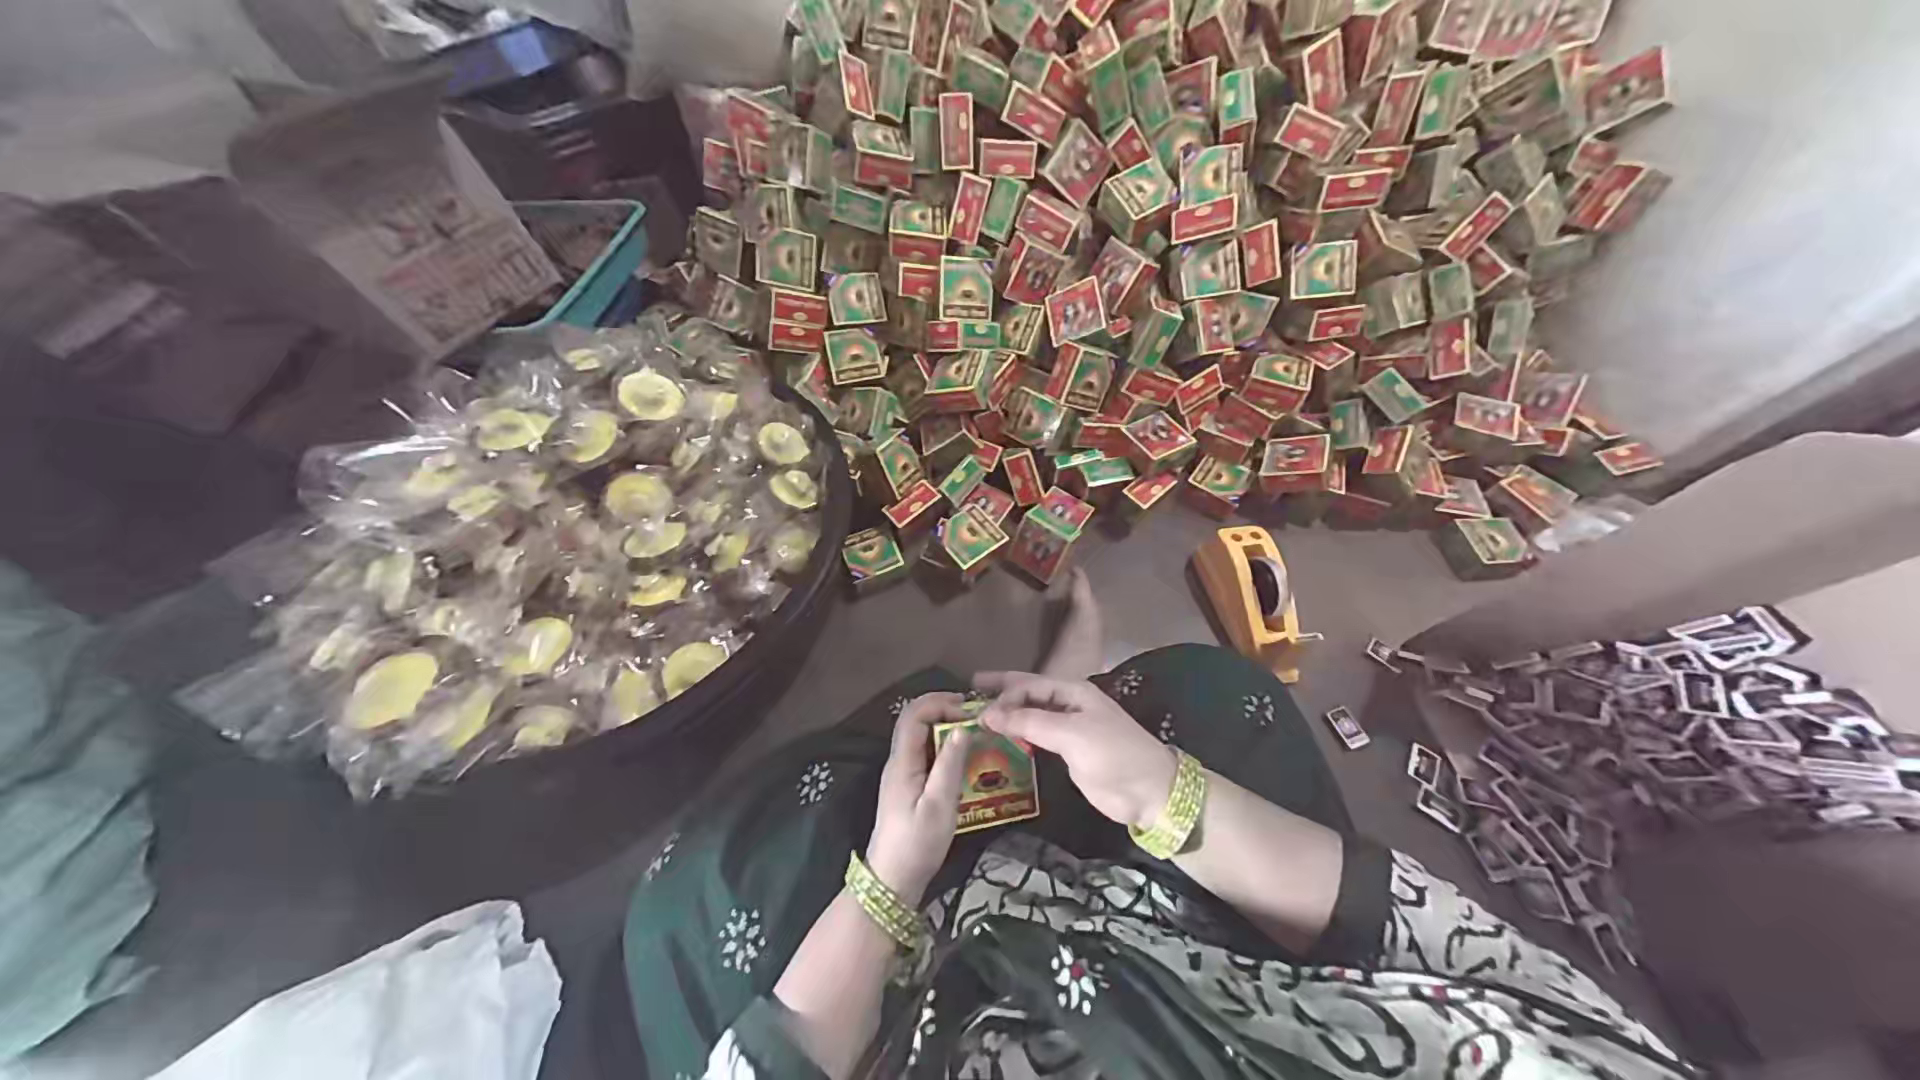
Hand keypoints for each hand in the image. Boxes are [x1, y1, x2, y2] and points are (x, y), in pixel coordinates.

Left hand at [864, 693, 972, 904]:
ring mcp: (902, 773)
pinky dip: (944, 746)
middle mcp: (899, 761)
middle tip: (975, 716)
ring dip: (945, 727)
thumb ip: (950, 764)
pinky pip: (925, 753)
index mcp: (902, 761)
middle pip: (916, 720)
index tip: (970, 710)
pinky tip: (964, 758)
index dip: (941, 703)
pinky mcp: (908, 786)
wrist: (892, 880)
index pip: (915, 714)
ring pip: (921, 736)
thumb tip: (963, 728)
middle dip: (944, 710)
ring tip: (975, 732)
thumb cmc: (917, 843)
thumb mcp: (939, 804)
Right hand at [975, 672, 1176, 829]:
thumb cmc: (1113, 754)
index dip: (1002, 692)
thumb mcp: (1071, 734)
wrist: (1149, 792)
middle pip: (1027, 695)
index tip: (975, 705)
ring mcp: (1068, 729)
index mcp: (1072, 691)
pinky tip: (1000, 740)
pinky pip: (1035, 738)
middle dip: (999, 696)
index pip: (1028, 684)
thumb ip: (1029, 722)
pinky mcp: (1068, 752)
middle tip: (966, 697)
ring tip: (976, 720)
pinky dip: (1017, 737)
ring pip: (1029, 717)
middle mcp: (1068, 705)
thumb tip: (988, 713)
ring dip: (1006, 717)